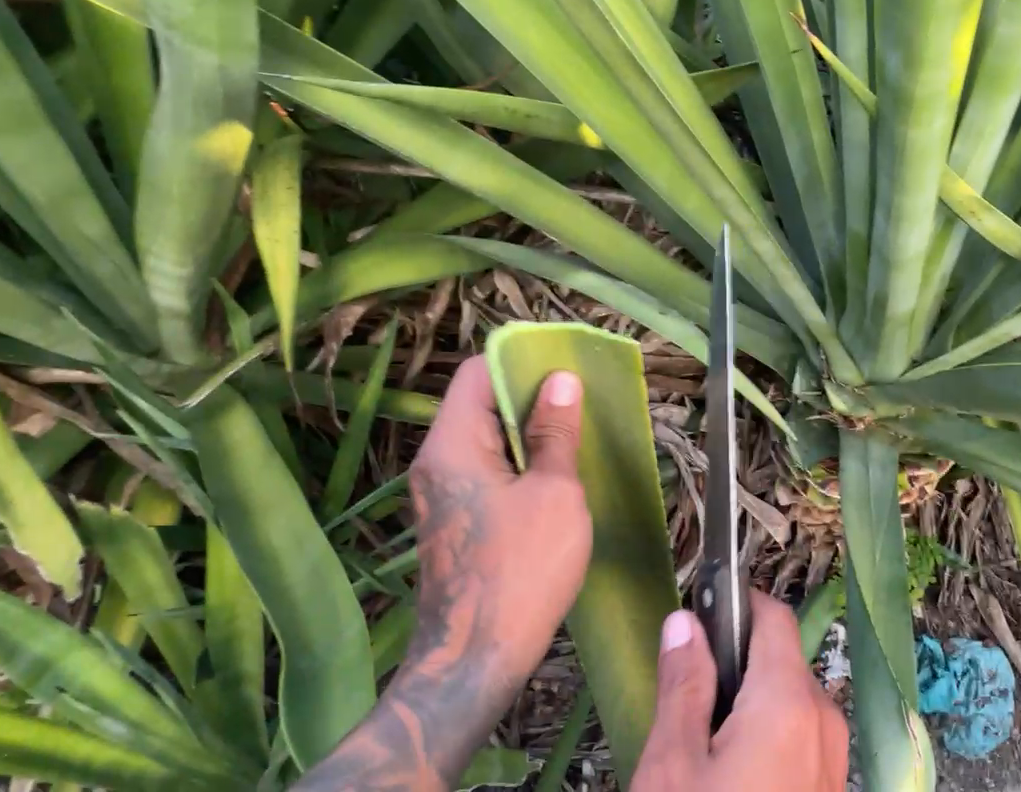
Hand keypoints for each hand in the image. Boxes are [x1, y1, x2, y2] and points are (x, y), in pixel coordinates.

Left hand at [404, 356, 592, 686]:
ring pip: (486, 437)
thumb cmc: (521, 568)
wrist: (475, 660)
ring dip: (529, 428)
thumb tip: (560, 381)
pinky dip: (519, 458)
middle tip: (583, 395)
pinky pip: (487, 468)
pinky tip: (557, 471)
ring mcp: (443, 494)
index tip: (567, 363)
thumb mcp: (554, 492)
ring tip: (578, 429)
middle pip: (480, 402)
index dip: (522, 359)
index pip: (477, 373)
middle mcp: (437, 463)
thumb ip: (554, 432)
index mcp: (452, 446)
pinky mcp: (456, 519)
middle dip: (531, 392)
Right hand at [630, 592, 848, 791]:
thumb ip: (682, 688)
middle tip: (687, 709)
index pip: (774, 618)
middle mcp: (824, 718)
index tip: (700, 618)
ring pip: (790, 705)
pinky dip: (770, 743)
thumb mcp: (672, 768)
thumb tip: (684, 621)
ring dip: (751, 711)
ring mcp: (834, 757)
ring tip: (704, 755)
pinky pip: (801, 741)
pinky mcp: (832, 786)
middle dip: (736, 670)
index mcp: (788, 700)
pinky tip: (733, 780)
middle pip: (781, 663)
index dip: (737, 606)